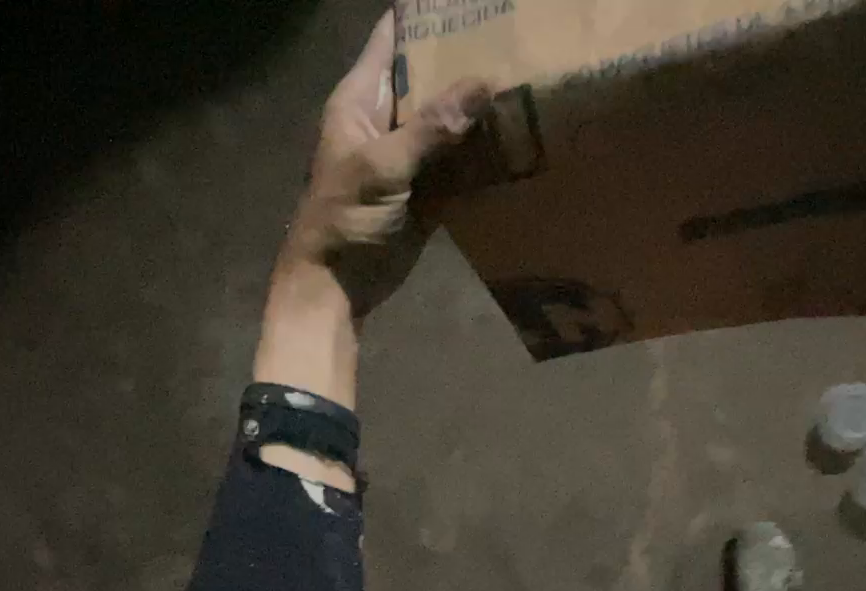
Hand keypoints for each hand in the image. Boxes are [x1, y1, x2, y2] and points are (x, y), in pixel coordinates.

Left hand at [252, 9, 487, 434]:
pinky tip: (518, 146)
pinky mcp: (427, 197)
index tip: (470, 6)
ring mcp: (409, 162)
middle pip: (428, 82)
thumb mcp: (383, 167)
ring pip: (449, 126)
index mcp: (361, 102)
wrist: (336, 287)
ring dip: (481, 115)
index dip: (425, 18)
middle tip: (515, 45)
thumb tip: (483, 83)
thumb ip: (430, 128)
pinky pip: (459, 170)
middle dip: (465, 66)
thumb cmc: (343, 220)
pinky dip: (483, 162)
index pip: (392, 41)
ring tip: (529, 87)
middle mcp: (386, 124)